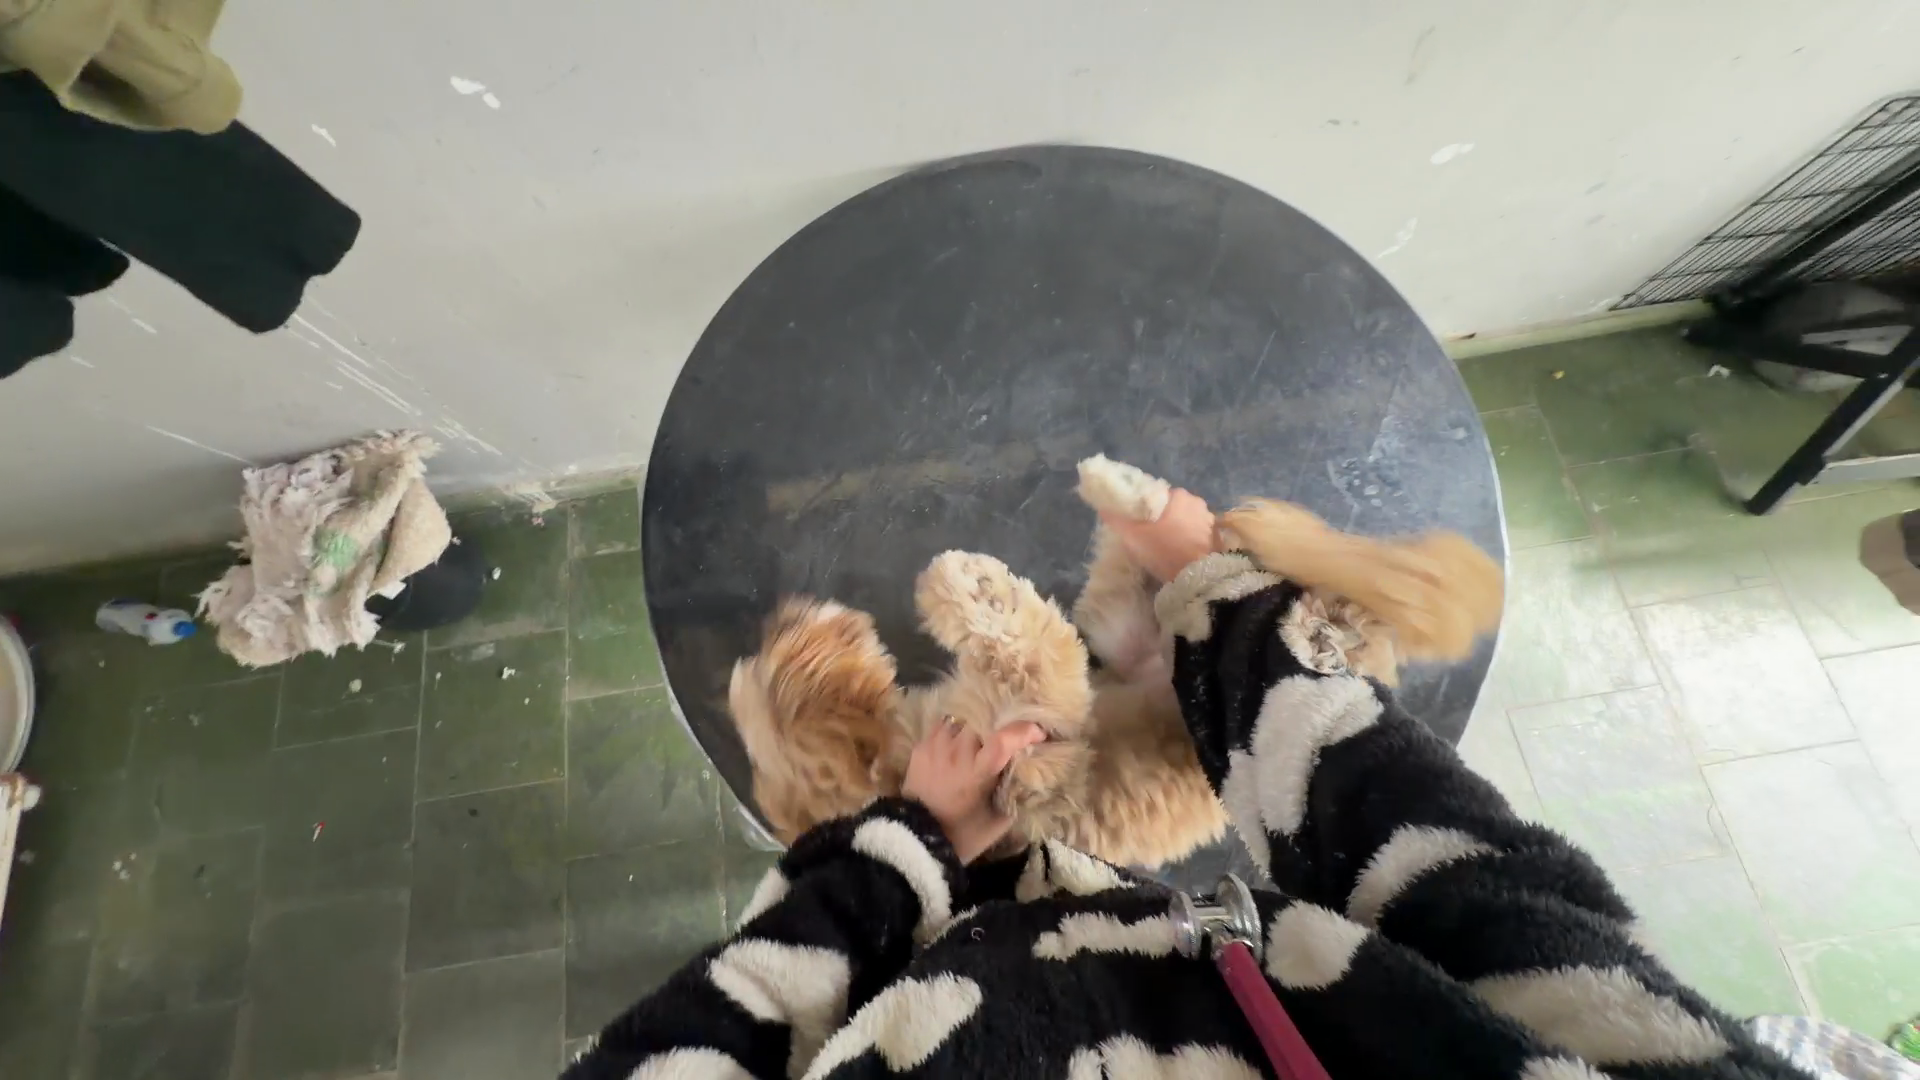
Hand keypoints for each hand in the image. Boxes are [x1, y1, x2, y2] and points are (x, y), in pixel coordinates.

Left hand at [901, 718, 1048, 862]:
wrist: (916, 838)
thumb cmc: (961, 835)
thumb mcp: (997, 822)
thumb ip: (1015, 796)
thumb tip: (1029, 778)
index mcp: (978, 771)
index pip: (1003, 739)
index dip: (1024, 730)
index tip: (1038, 733)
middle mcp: (957, 753)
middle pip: (984, 722)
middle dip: (998, 726)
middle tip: (1005, 738)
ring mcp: (936, 746)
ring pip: (963, 720)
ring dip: (975, 727)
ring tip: (979, 741)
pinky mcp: (920, 747)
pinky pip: (943, 726)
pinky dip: (955, 731)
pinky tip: (957, 745)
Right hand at [1098, 487, 1217, 581]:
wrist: (1197, 577)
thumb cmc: (1164, 550)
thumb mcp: (1134, 536)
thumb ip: (1117, 521)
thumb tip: (1103, 508)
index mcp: (1179, 496)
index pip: (1158, 494)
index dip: (1147, 507)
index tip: (1139, 520)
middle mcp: (1198, 503)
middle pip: (1174, 507)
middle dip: (1163, 517)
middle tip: (1149, 534)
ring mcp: (1211, 521)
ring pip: (1187, 520)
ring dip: (1178, 528)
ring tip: (1165, 545)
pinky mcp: (1217, 539)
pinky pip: (1197, 534)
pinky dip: (1189, 540)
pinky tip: (1179, 552)